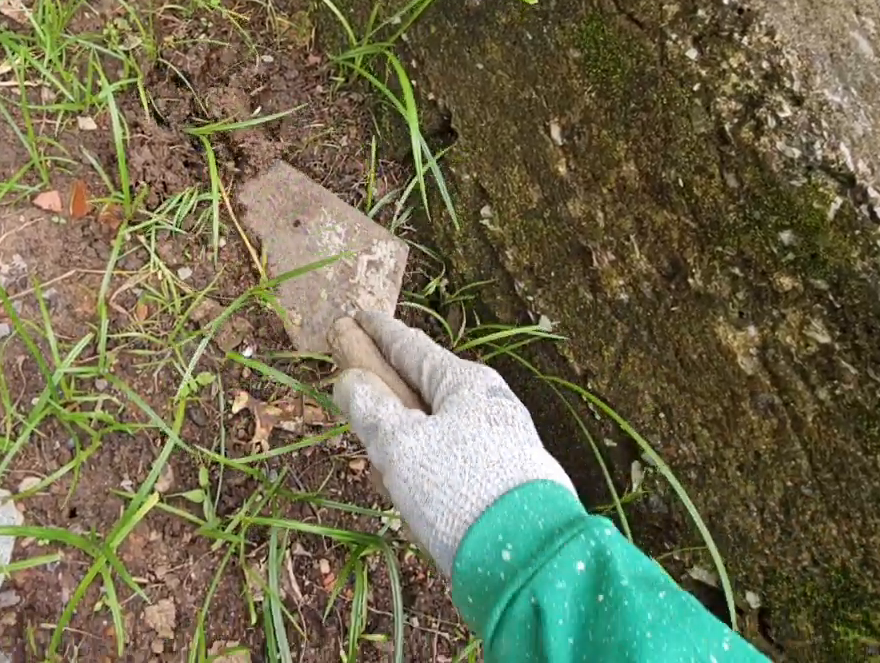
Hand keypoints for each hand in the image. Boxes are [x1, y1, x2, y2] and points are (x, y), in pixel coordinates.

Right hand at [333, 312, 575, 572]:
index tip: (358, 315)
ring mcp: (497, 444)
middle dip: (388, 392)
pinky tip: (407, 499)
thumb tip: (350, 381)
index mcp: (464, 382)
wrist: (530, 564)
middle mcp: (485, 405)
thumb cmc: (459, 487)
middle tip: (356, 390)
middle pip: (422, 387)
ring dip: (401, 444)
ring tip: (380, 470)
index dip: (379, 330)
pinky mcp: (501, 484)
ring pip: (432, 429)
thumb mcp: (400, 443)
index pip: (411, 344)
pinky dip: (422, 472)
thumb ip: (368, 407)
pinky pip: (448, 463)